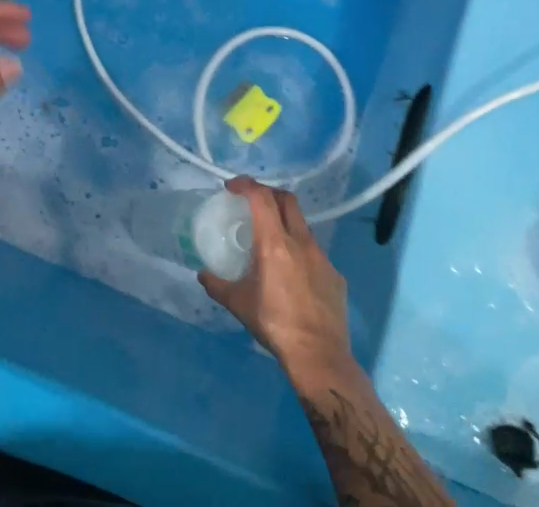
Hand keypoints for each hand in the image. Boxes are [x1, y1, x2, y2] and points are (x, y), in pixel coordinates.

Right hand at [201, 176, 354, 375]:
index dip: (246, 185)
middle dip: (268, 193)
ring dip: (285, 223)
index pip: (262, 198)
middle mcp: (302, 243)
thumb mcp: (237, 303)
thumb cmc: (274, 323)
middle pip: (288, 201)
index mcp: (275, 244)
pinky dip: (299, 251)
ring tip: (270, 240)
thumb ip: (217, 284)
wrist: (318, 354)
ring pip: (303, 227)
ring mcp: (322, 258)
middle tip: (252, 202)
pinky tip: (291, 274)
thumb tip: (203, 275)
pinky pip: (315, 253)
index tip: (232, 187)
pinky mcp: (335, 276)